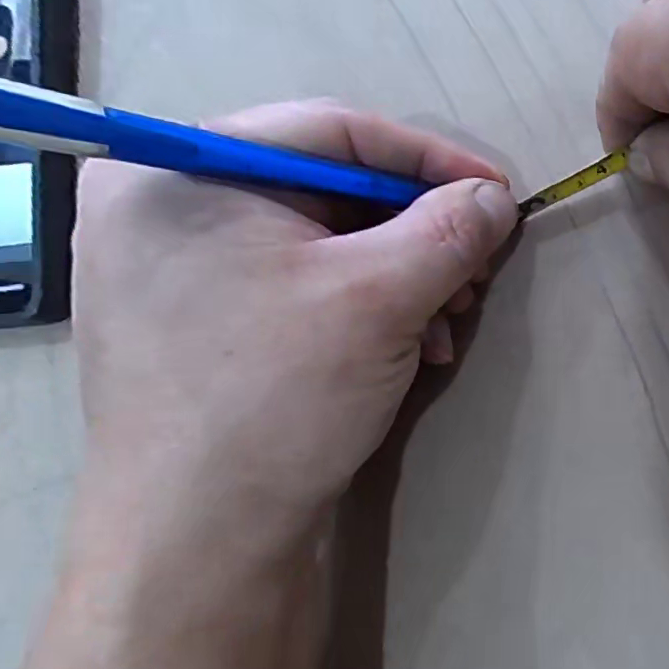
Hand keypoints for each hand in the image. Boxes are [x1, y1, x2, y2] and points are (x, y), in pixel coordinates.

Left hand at [71, 100, 515, 552]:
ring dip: (402, 280)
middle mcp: (169, 207)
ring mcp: (183, 272)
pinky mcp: (207, 326)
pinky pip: (303, 289)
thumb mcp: (379, 301)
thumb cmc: (277, 398)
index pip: (334, 131)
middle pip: (330, 190)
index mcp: (184, 169)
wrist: (202, 537)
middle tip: (475, 273)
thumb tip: (495, 198)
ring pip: (324, 245)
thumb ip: (448, 233)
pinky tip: (408, 350)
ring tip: (445, 326)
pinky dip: (368, 312)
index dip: (430, 158)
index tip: (498, 193)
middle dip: (419, 234)